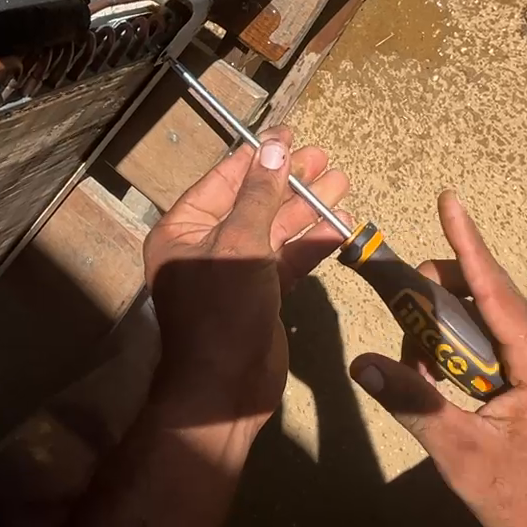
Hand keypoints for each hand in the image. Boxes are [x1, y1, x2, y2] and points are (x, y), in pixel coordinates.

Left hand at [143, 126, 349, 427]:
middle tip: (324, 158)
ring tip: (341, 181)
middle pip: (254, 201)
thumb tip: (275, 145)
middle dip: (290, 180)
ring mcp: (236, 271)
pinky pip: (287, 259)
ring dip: (307, 208)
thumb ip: (260, 194)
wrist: (225, 392)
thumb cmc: (221, 309)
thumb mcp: (240, 243)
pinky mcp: (261, 294)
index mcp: (185, 228)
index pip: (224, 180)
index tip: (289, 134)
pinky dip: (311, 243)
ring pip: (275, 229)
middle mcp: (207, 244)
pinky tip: (339, 225)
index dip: (259, 155)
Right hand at [348, 191, 526, 526]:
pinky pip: (485, 339)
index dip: (468, 243)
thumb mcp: (462, 455)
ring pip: (483, 314)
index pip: (495, 289)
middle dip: (440, 291)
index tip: (449, 201)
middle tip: (405, 313)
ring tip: (417, 360)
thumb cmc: (523, 498)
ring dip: (443, 323)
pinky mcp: (526, 378)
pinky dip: (453, 344)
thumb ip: (413, 404)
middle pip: (485, 293)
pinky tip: (435, 374)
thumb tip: (361, 363)